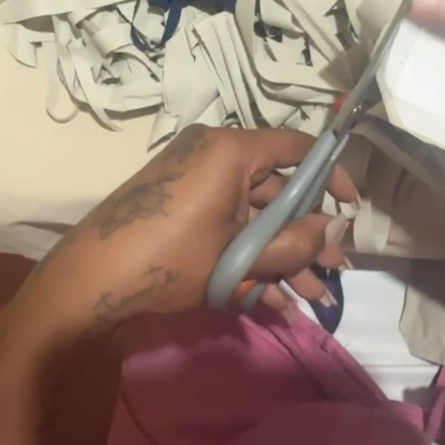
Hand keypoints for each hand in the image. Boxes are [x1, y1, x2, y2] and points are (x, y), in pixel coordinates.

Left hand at [20, 126, 354, 331]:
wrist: (93, 278)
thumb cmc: (170, 259)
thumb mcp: (239, 256)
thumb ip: (293, 243)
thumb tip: (336, 227)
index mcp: (230, 151)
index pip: (295, 148)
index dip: (330, 175)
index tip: (352, 207)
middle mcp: (214, 155)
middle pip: (277, 187)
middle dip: (307, 233)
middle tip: (335, 270)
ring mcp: (196, 179)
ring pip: (254, 212)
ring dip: (283, 252)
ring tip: (312, 295)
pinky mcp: (183, 203)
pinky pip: (228, 220)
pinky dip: (250, 251)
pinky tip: (275, 295)